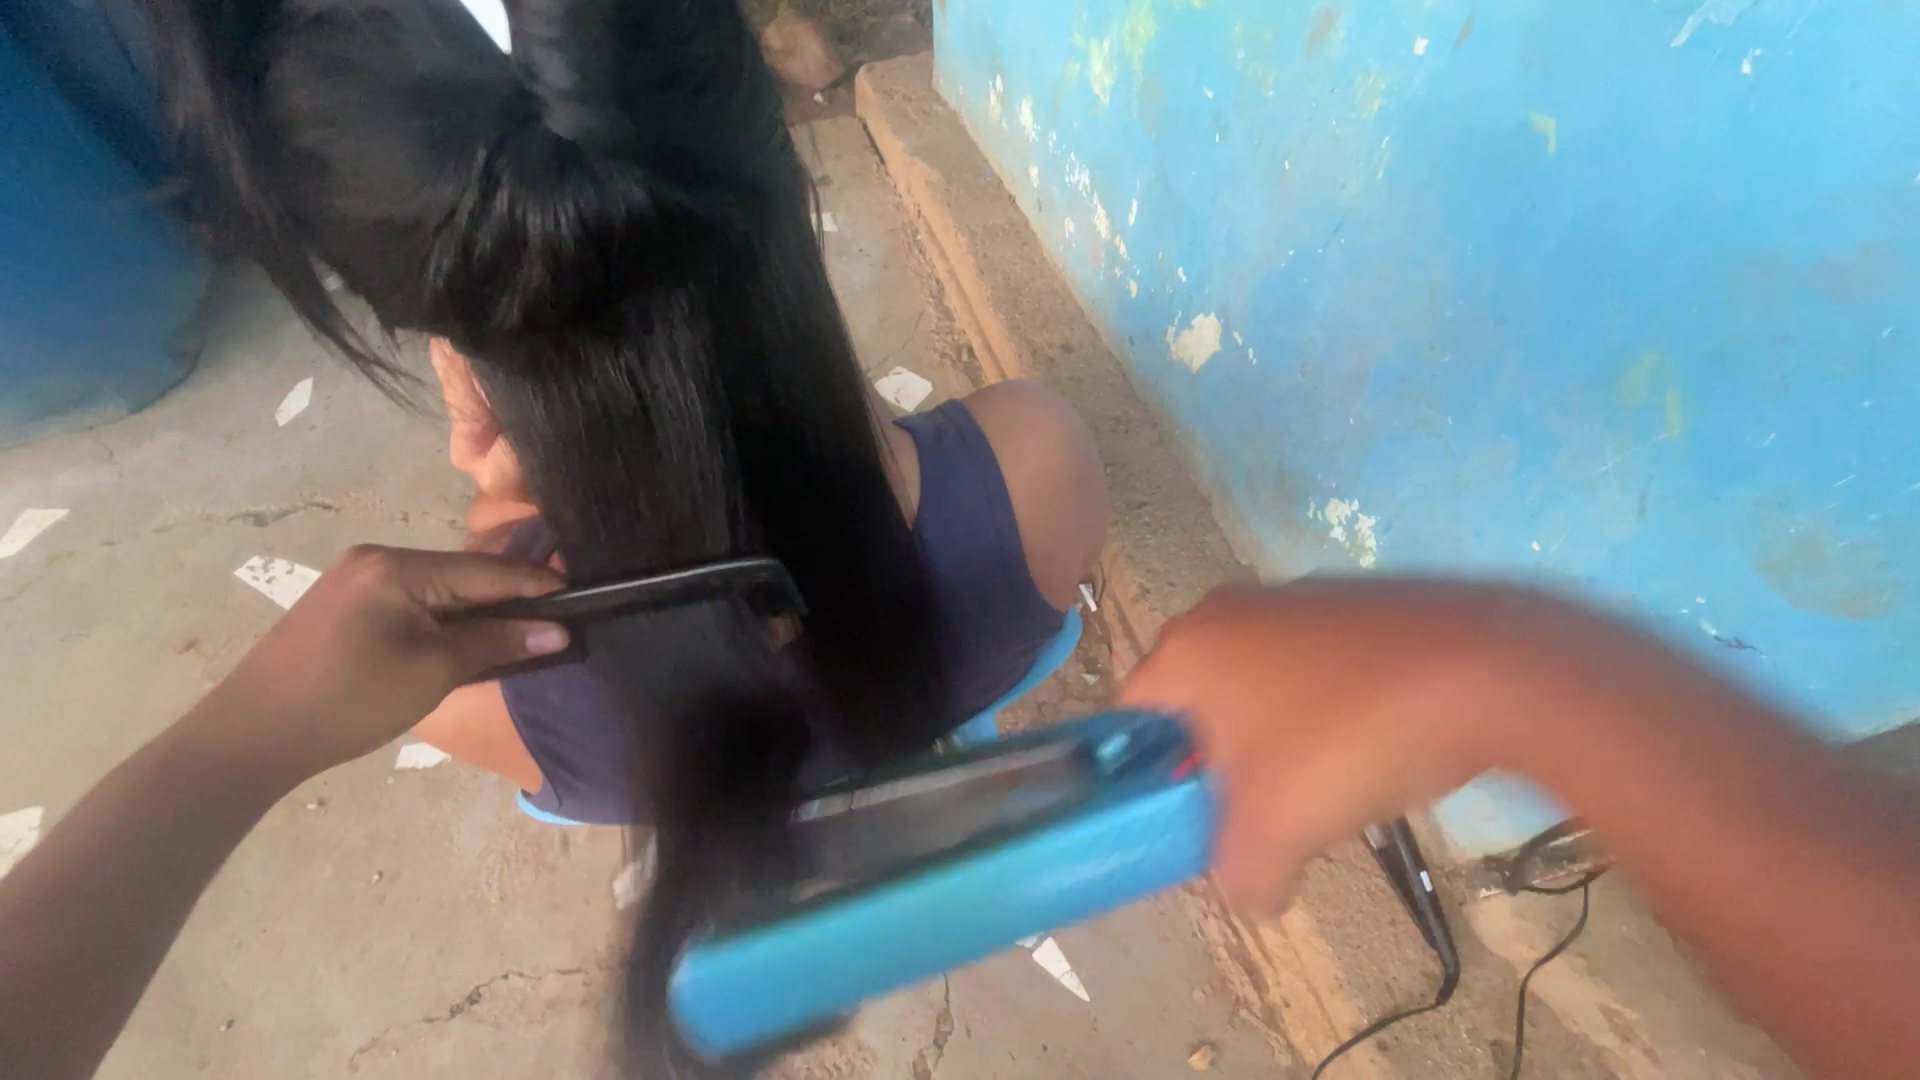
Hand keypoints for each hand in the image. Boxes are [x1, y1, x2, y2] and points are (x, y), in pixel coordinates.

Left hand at [194, 545, 566, 781]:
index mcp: (397, 567)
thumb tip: (558, 631)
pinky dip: (450, 617)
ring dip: (481, 610)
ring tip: (521, 630)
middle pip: (466, 574)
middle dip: (512, 597)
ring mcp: (357, 578)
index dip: (539, 585)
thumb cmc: (348, 702)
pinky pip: (418, 599)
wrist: (246, 740)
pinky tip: (470, 634)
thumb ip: (499, 642)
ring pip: (444, 588)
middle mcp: (377, 559)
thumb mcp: (435, 671)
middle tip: (556, 619)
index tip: (582, 599)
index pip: (488, 571)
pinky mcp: (348, 602)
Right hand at [1122, 578, 1640, 912]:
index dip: (1152, 772)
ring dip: (1268, 729)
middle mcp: (1222, 609)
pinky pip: (1304, 659)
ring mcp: (1286, 596)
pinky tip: (1366, 735)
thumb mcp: (1277, 831)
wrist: (1487, 670)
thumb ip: (1239, 876)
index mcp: (1185, 649)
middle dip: (1216, 754)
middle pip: (1192, 699)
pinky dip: (1317, 700)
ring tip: (1322, 774)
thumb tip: (1247, 895)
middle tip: (1256, 801)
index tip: (1192, 810)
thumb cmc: (1346, 741)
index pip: (1132, 716)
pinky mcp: (1344, 597)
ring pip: (1250, 678)